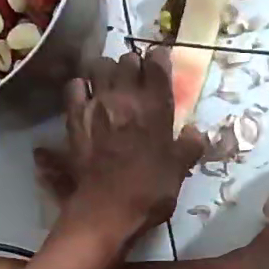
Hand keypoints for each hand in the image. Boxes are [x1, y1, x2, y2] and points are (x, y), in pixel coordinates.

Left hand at [58, 49, 205, 237]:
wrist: (108, 210)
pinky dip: (80, 87)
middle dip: (133, 65)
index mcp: (156, 105)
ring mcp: (97, 104)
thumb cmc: (149, 191)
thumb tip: (194, 133)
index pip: (157, 61)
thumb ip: (188, 146)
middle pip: (127, 59)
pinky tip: (86, 98)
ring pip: (99, 66)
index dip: (159, 58)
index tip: (159, 65)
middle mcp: (126, 96)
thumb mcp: (179, 169)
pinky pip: (74, 86)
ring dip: (106, 71)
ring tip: (110, 85)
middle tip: (136, 80)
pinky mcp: (74, 117)